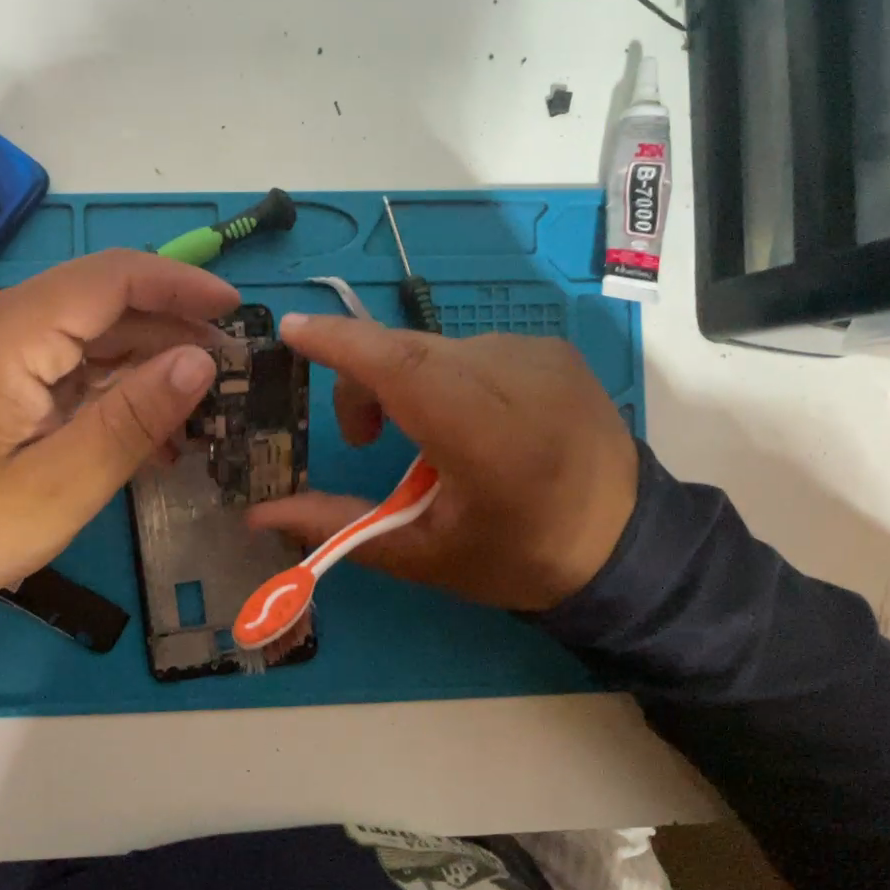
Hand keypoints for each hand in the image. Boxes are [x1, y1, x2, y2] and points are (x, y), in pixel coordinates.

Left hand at [0, 250, 238, 600]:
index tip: (235, 312)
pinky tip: (155, 434)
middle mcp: (6, 324)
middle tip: (230, 372)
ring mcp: (3, 350)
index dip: (180, 286)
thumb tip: (201, 360)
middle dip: (174, 328)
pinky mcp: (5, 378)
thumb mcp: (60, 484)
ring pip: (96, 333)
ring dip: (151, 364)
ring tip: (202, 411)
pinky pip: (74, 366)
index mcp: (13, 334)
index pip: (112, 278)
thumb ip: (132, 417)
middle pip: (107, 300)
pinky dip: (118, 390)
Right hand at [247, 314, 638, 612]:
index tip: (290, 331)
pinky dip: (445, 375)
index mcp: (487, 439)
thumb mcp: (424, 554)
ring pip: (435, 348)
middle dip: (363, 379)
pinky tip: (469, 421)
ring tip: (426, 439)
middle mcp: (516, 379)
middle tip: (360, 437)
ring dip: (406, 380)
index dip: (340, 344)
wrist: (630, 545)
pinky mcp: (552, 349)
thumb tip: (259, 513)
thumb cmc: (520, 557)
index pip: (402, 368)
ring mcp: (539, 356)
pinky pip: (470, 348)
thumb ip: (339, 526)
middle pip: (407, 352)